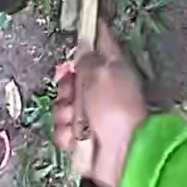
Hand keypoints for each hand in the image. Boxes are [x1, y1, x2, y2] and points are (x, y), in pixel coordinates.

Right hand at [52, 24, 147, 186]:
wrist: (124, 155)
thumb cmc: (115, 108)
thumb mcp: (101, 73)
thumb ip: (87, 57)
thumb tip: (82, 48)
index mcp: (112, 71)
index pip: (98, 43)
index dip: (86, 36)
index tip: (76, 31)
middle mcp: (100, 91)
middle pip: (70, 77)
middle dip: (66, 86)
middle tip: (72, 95)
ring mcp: (90, 116)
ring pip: (62, 103)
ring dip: (65, 112)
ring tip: (77, 122)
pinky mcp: (82, 139)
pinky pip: (62, 128)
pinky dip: (66, 133)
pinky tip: (76, 137)